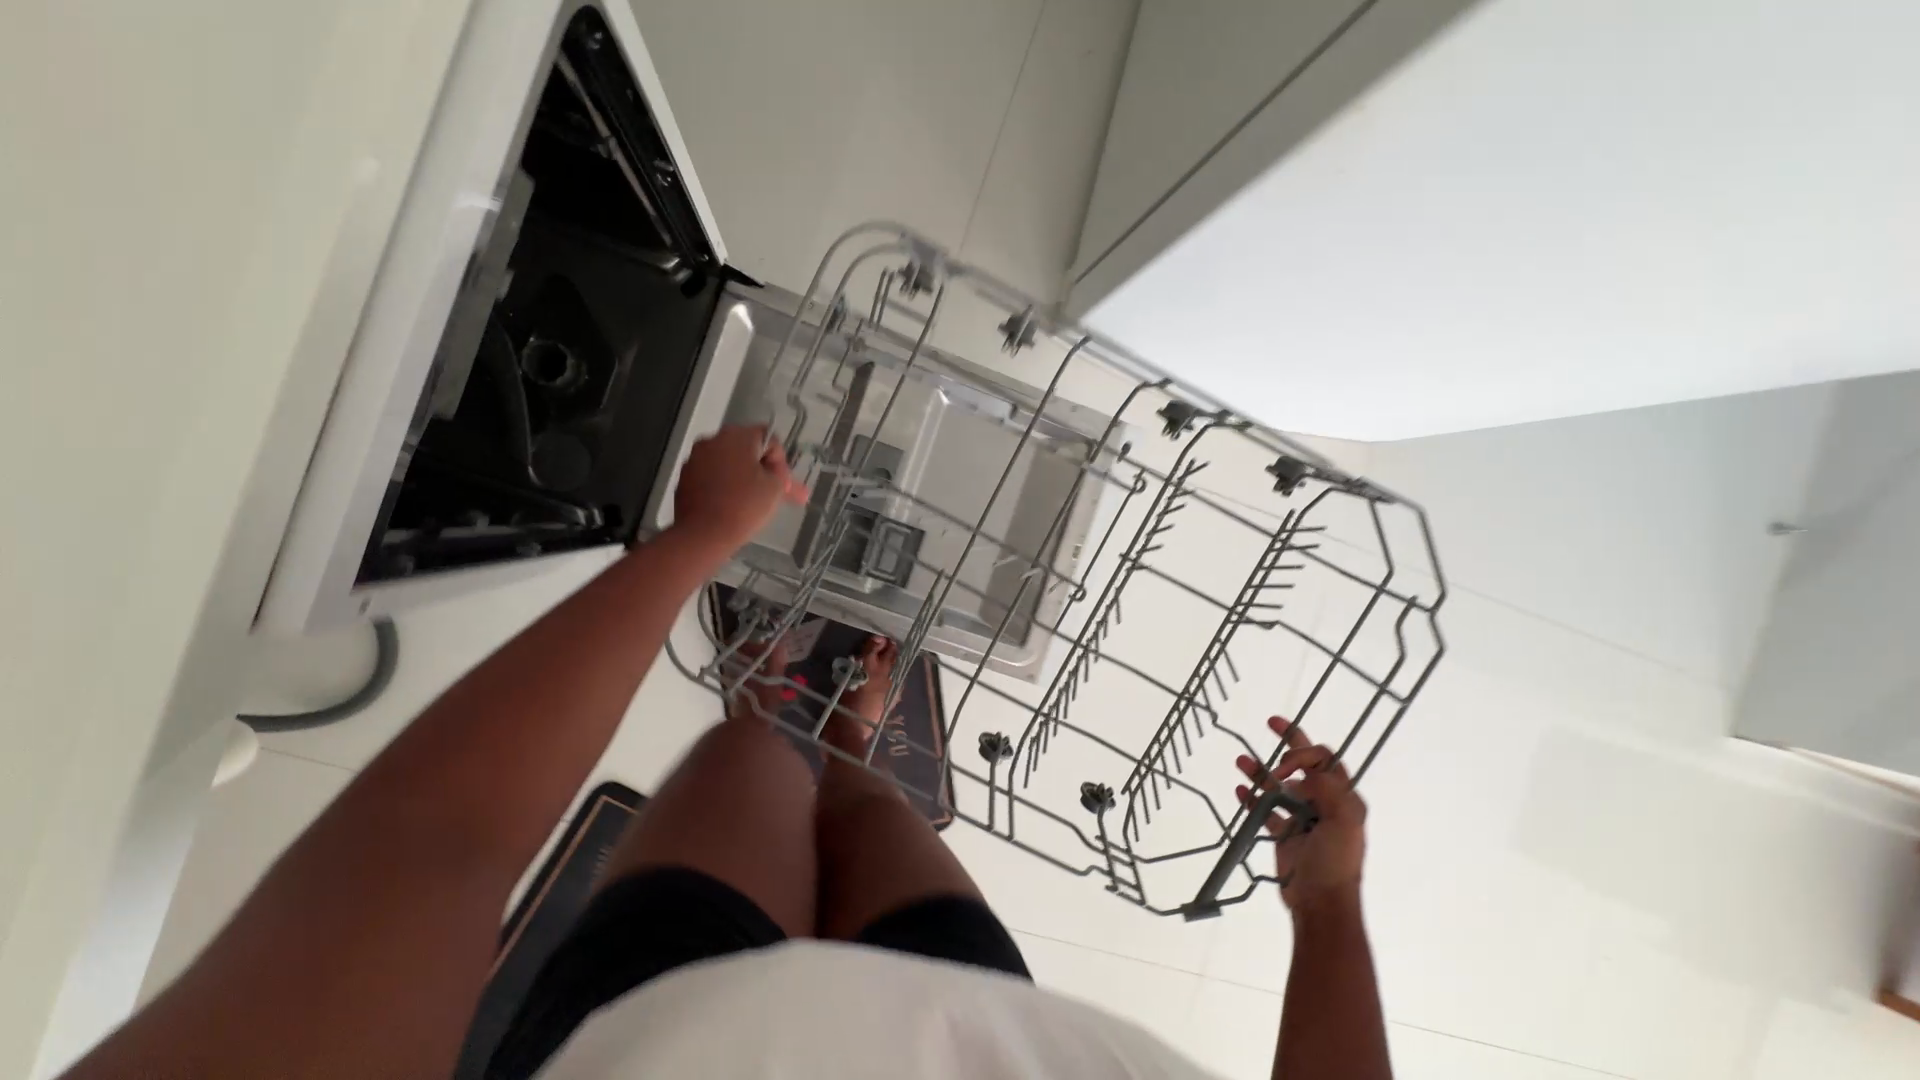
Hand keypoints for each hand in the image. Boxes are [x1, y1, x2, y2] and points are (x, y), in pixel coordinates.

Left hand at [673, 425, 807, 548]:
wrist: (704, 534)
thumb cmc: (745, 506)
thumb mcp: (775, 488)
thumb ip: (779, 473)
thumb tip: (775, 472)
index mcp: (737, 435)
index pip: (769, 439)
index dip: (780, 462)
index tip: (782, 485)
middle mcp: (713, 440)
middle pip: (746, 449)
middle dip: (761, 469)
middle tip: (772, 492)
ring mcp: (695, 458)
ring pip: (727, 463)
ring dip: (741, 476)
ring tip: (751, 500)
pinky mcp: (684, 477)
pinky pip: (710, 476)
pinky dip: (722, 486)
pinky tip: (729, 505)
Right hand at [1236, 717, 1366, 917]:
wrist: (1320, 903)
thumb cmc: (1335, 862)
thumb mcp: (1342, 823)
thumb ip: (1329, 791)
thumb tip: (1309, 772)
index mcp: (1343, 799)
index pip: (1324, 761)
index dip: (1304, 755)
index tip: (1285, 764)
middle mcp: (1323, 804)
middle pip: (1306, 765)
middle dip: (1291, 742)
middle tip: (1272, 721)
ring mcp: (1301, 819)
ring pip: (1279, 787)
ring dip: (1262, 772)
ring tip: (1241, 760)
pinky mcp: (1283, 834)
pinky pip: (1266, 810)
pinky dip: (1253, 799)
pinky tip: (1240, 791)